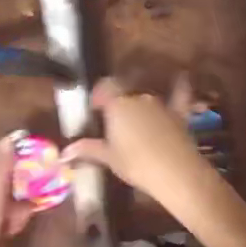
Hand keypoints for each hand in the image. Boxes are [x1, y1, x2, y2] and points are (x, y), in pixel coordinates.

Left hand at [0, 139, 33, 246]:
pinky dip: (13, 224)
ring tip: (19, 220)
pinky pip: (5, 224)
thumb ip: (2, 170)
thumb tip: (8, 138)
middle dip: (16, 196)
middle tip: (30, 198)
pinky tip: (17, 229)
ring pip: (5, 209)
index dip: (8, 174)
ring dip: (16, 212)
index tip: (27, 173)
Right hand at [61, 77, 213, 207]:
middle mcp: (137, 98)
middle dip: (118, 101)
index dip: (98, 95)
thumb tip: (64, 153)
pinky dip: (179, 85)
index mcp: (117, 105)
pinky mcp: (178, 113)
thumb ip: (87, 150)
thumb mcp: (108, 158)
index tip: (95, 107)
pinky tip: (181, 75)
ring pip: (146, 96)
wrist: (174, 171)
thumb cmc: (134, 164)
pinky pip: (179, 93)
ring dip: (139, 103)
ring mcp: (160, 104)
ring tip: (135, 120)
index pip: (104, 88)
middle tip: (114, 120)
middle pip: (125, 92)